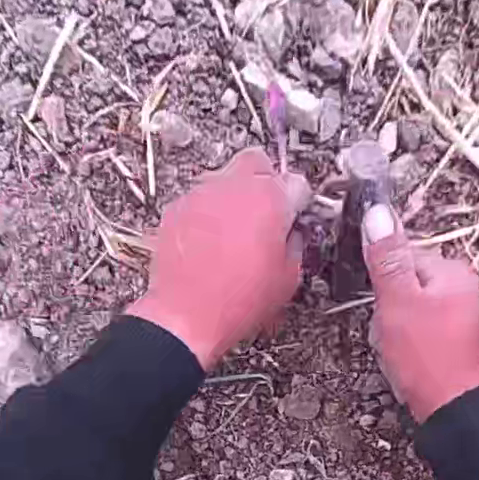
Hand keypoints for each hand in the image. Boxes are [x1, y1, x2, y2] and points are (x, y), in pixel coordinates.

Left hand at [128, 148, 311, 369]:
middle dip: (268, 184)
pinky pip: (201, 199)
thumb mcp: (288, 279)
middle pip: (258, 162)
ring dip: (237, 199)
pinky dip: (210, 214)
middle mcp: (234, 185)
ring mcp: (202, 193)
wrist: (188, 317)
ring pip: (226, 178)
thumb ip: (296, 245)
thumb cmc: (237, 301)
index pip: (297, 182)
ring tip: (239, 236)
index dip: (300, 203)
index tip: (298, 218)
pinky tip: (214, 244)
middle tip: (271, 216)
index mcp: (271, 198)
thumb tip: (293, 236)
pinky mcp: (177, 208)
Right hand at [364, 204, 478, 420]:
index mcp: (453, 272)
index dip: (384, 282)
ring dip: (392, 329)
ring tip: (398, 348)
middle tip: (392, 331)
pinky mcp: (448, 340)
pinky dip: (403, 343)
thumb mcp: (398, 301)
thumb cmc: (426, 356)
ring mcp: (456, 316)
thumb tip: (377, 212)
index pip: (403, 257)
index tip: (383, 306)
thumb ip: (387, 258)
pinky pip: (415, 330)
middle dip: (388, 309)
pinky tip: (404, 359)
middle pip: (404, 284)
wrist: (448, 410)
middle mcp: (460, 289)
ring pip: (406, 310)